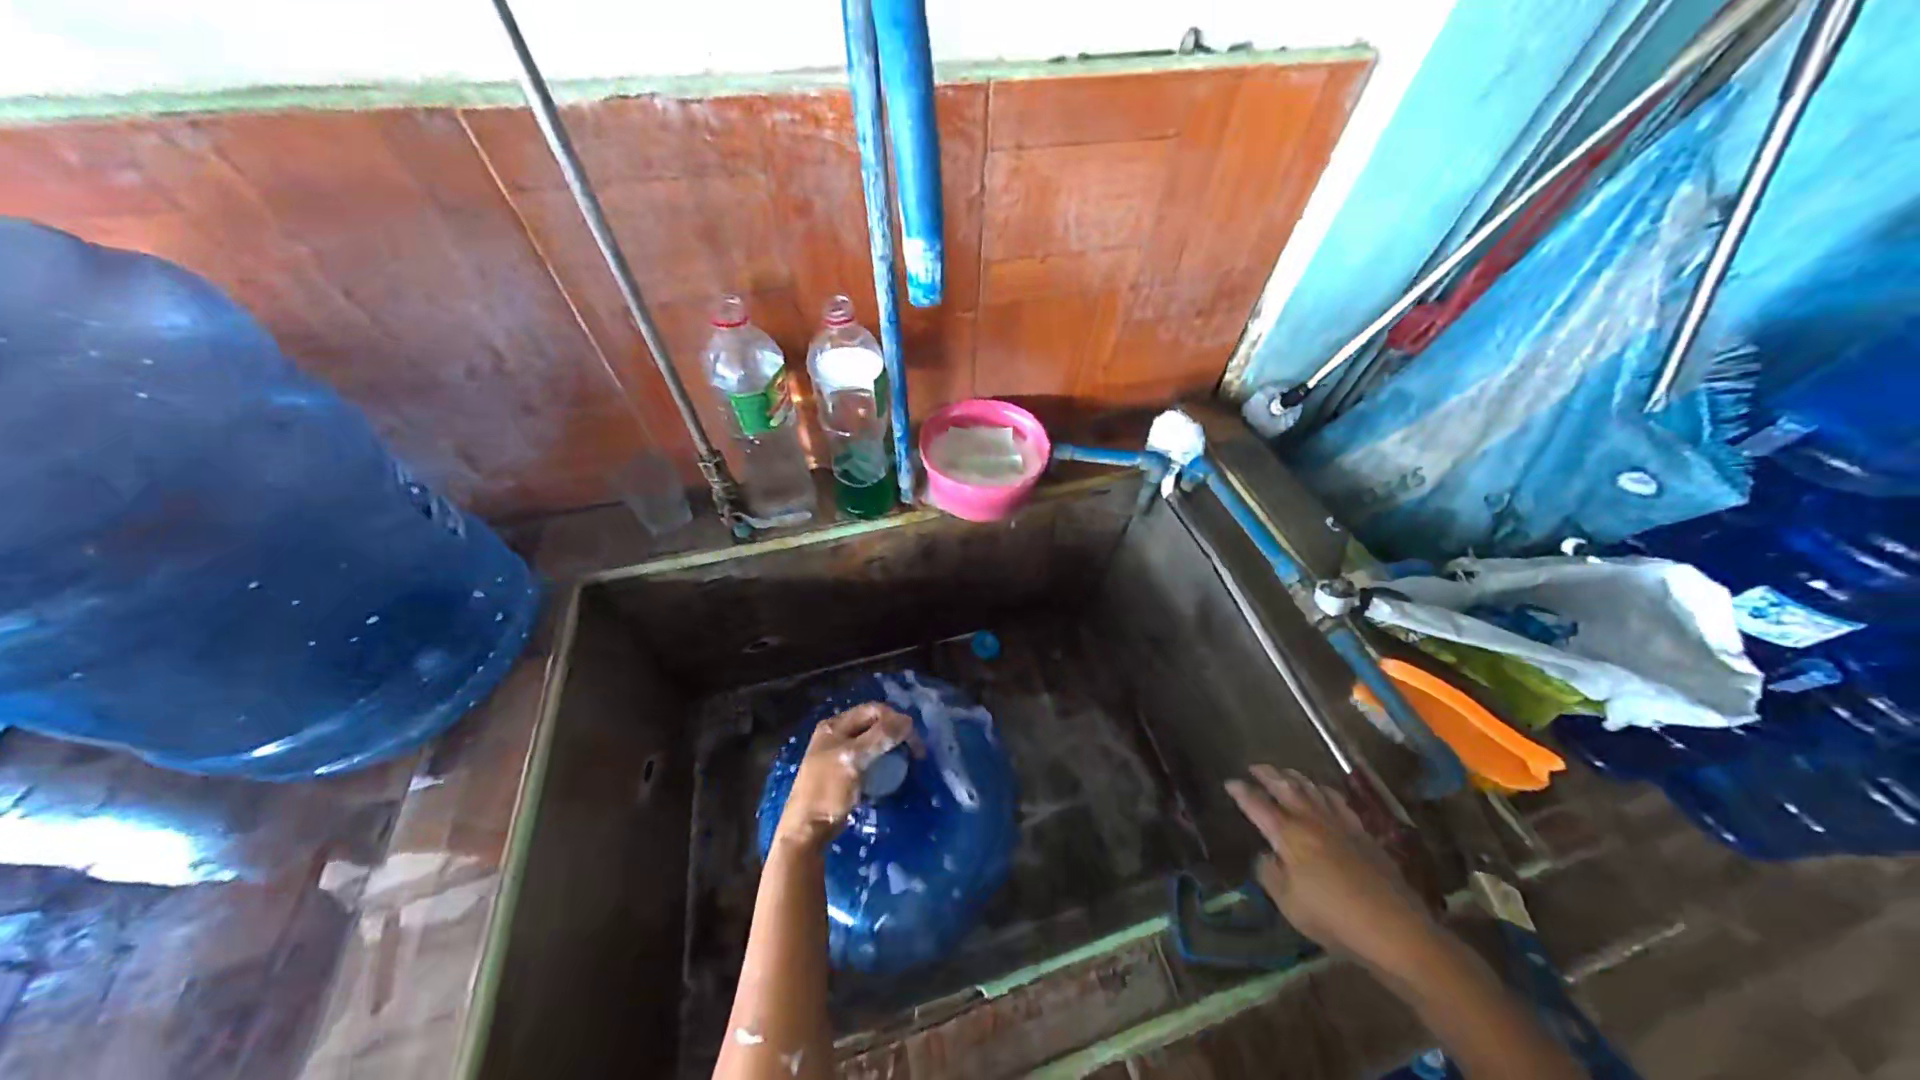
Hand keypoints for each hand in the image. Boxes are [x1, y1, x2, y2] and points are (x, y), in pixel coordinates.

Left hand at [774, 704, 917, 850]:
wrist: (807, 830)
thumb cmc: (827, 791)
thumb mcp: (853, 759)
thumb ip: (879, 737)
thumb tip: (908, 720)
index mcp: (835, 725)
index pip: (873, 710)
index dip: (896, 720)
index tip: (913, 741)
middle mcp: (837, 734)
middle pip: (874, 724)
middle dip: (896, 733)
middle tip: (914, 752)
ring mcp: (840, 753)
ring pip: (874, 741)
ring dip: (891, 748)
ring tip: (907, 761)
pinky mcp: (845, 771)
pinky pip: (870, 758)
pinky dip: (883, 761)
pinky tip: (891, 772)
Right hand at [1226, 765, 1437, 975]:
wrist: (1394, 929)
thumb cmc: (1333, 918)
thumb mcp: (1288, 903)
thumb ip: (1270, 874)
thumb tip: (1266, 855)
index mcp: (1288, 835)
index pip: (1258, 805)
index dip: (1242, 792)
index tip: (1230, 783)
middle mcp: (1312, 821)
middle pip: (1286, 787)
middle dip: (1268, 774)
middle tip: (1255, 767)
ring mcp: (1340, 824)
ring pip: (1314, 789)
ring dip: (1295, 777)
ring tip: (1285, 773)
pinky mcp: (1363, 833)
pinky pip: (1338, 801)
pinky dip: (1324, 790)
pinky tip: (1324, 792)